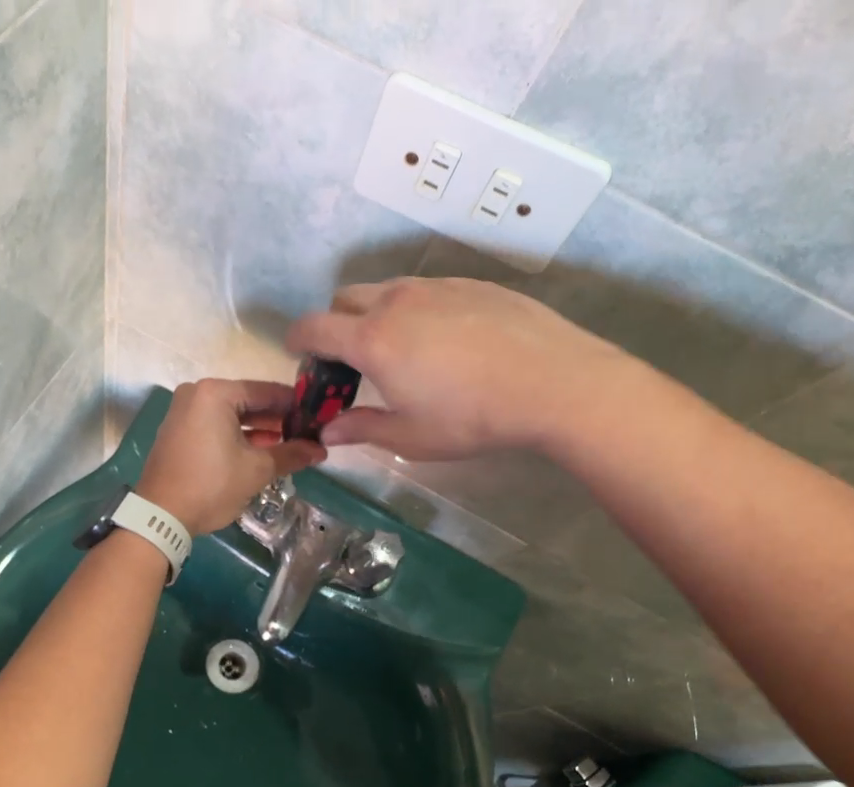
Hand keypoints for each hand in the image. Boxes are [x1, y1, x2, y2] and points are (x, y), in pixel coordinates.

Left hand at [136, 379, 326, 533]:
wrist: (160, 516)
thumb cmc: (211, 486)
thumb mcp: (256, 470)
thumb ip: (291, 454)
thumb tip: (321, 450)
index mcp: (216, 393)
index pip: (266, 391)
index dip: (295, 405)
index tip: (319, 416)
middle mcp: (196, 394)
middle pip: (247, 401)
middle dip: (277, 418)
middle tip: (307, 432)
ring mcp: (183, 411)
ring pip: (231, 414)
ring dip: (258, 429)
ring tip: (289, 444)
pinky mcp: (177, 431)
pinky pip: (214, 425)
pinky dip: (236, 435)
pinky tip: (260, 450)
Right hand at [283, 276, 643, 459]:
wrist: (556, 383)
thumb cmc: (473, 417)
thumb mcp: (411, 436)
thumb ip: (362, 428)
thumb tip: (328, 430)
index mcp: (372, 339)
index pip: (314, 327)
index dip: (297, 340)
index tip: (297, 354)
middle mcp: (396, 302)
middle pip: (345, 299)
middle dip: (335, 324)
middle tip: (350, 360)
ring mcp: (437, 286)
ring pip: (388, 290)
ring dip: (376, 314)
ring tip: (401, 350)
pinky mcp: (472, 283)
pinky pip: (427, 290)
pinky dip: (417, 309)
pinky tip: (446, 342)